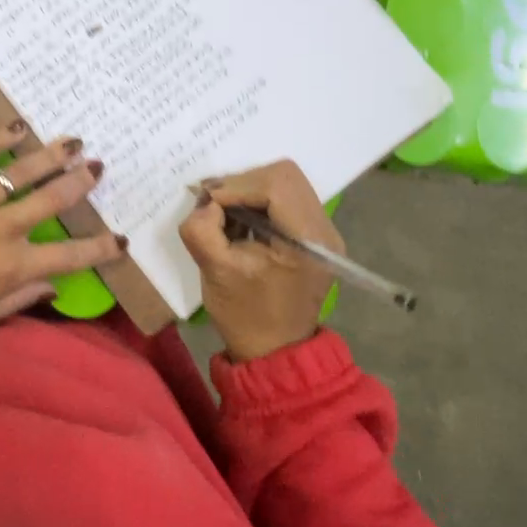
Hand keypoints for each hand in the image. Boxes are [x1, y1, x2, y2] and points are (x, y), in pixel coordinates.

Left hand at [0, 121, 123, 339]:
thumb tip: (54, 287)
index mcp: (13, 267)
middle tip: (98, 167)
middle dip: (78, 184)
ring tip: (72, 141)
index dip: (99, 248)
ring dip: (49, 156)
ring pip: (20, 174)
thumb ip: (20, 300)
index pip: (68, 257)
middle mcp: (2, 230)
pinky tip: (19, 124)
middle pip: (50, 203)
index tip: (122, 239)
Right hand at [180, 160, 340, 362]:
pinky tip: (238, 220)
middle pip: (284, 175)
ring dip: (248, 190)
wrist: (274, 351)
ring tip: (223, 212)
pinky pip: (285, 197)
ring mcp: (322, 230)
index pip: (276, 184)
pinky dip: (257, 199)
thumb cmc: (245, 315)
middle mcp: (324, 229)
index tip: (207, 202)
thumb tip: (205, 202)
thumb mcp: (214, 271)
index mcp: (307, 240)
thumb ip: (202, 229)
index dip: (235, 185)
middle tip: (213, 203)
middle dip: (242, 183)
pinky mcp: (312, 234)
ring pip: (285, 182)